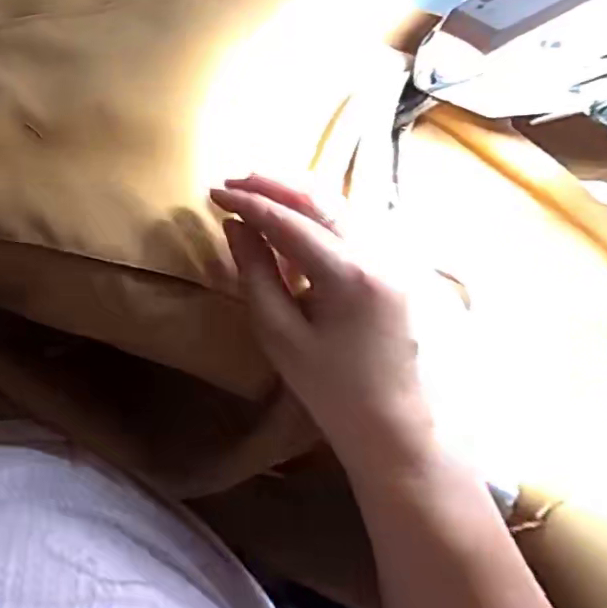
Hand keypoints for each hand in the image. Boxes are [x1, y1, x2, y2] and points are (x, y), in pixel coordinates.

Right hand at [210, 174, 438, 478]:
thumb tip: (235, 225)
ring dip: (293, 192)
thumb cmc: (328, 386)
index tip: (212, 193)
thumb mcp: (278, 331)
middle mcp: (377, 256)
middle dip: (271, 186)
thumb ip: (254, 271)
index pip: (288, 222)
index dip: (247, 203)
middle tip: (229, 181)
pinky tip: (291, 211)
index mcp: (350, 275)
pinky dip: (315, 210)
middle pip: (319, 202)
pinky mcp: (392, 269)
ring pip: (339, 206)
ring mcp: (391, 260)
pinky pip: (351, 223)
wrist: (394, 426)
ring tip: (253, 186)